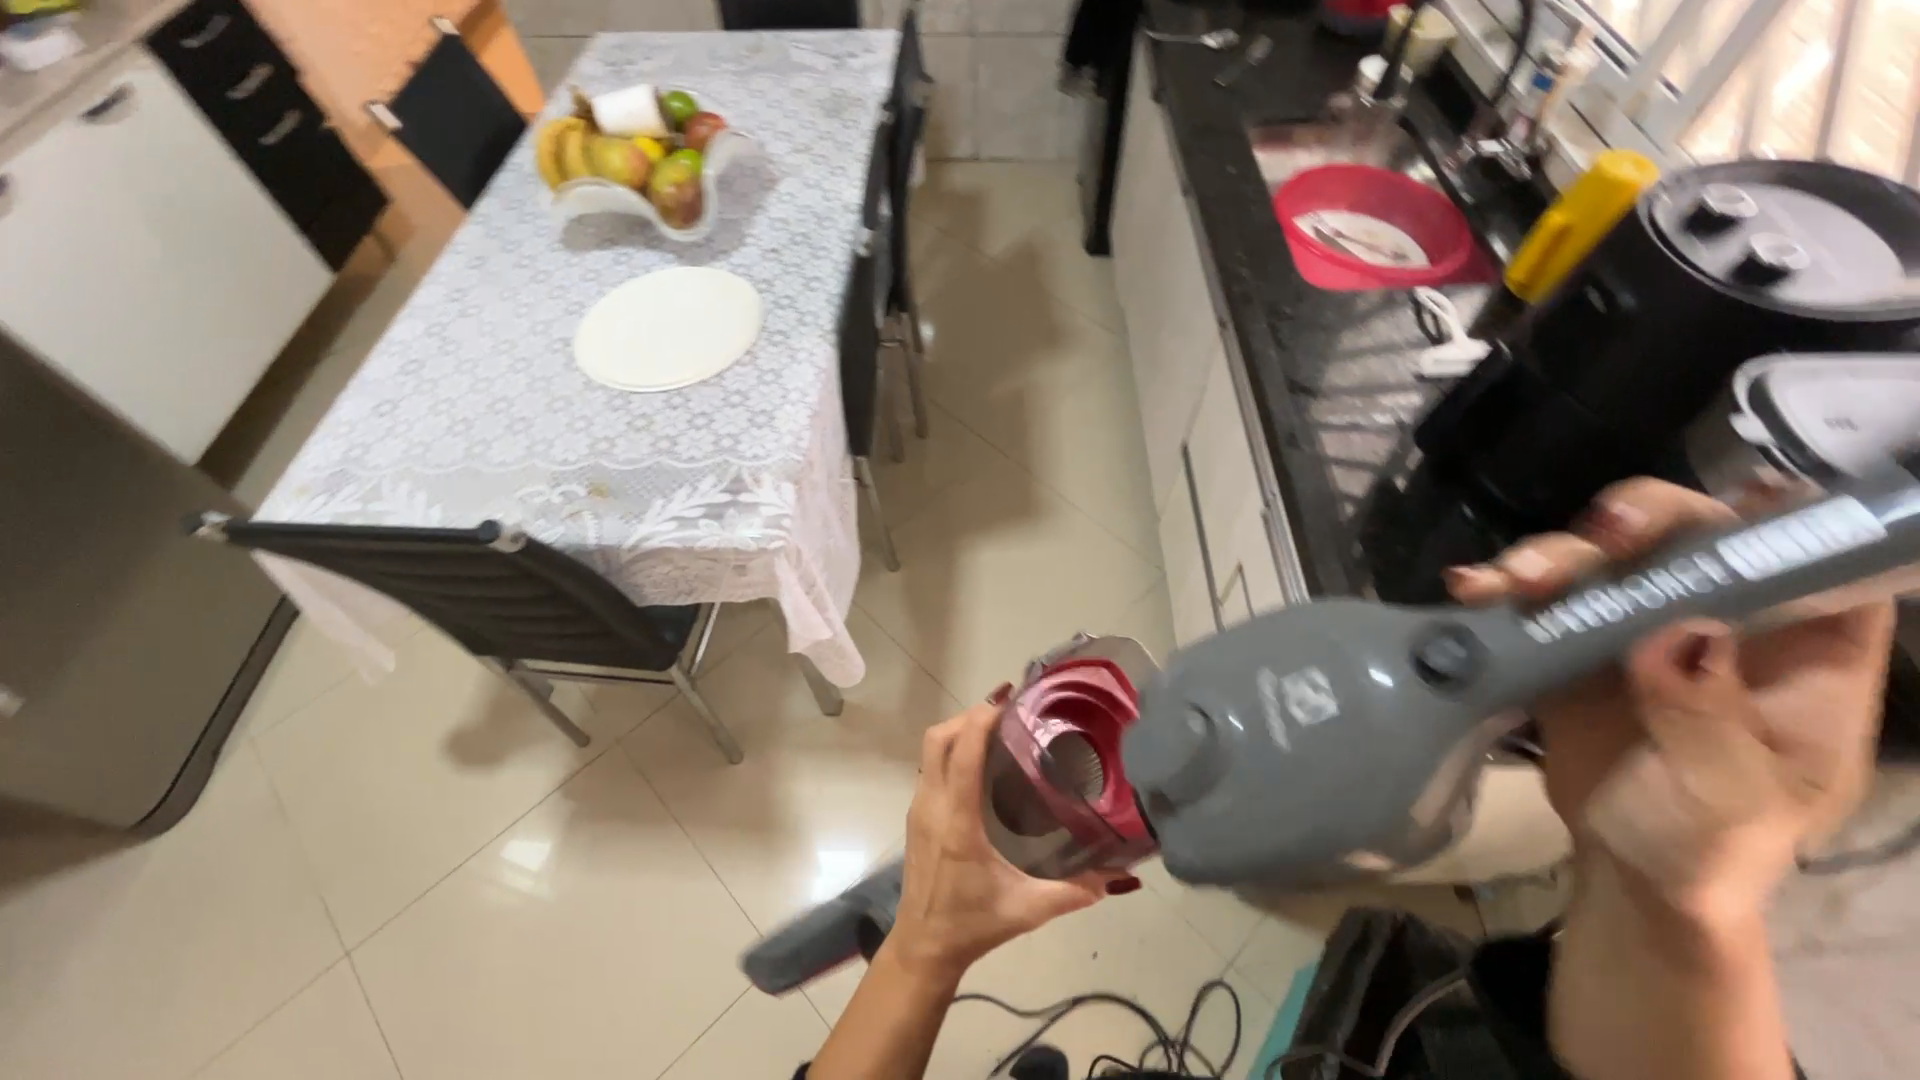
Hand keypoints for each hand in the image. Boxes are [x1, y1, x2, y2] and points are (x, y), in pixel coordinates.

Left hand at [887, 702, 1130, 980]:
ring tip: (998, 730)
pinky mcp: (916, 816)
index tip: (1009, 702)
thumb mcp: (1027, 909)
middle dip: (969, 716)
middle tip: (1008, 714)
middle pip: (938, 738)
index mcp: (957, 821)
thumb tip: (1122, 876)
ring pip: (929, 749)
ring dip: (958, 730)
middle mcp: (932, 805)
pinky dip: (951, 750)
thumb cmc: (973, 924)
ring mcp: (919, 808)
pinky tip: (981, 761)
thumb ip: (1074, 891)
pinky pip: (929, 766)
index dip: (981, 720)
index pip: (961, 753)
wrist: (923, 947)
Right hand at [1446, 478, 1894, 924]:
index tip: (1727, 508)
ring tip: (1506, 580)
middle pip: (1692, 536)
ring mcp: (1639, 626)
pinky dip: (1502, 587)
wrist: (1628, 868)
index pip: (1813, 561)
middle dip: (1644, 520)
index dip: (1780, 522)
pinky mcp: (1571, 641)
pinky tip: (1470, 588)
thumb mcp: (1733, 796)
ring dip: (1554, 554)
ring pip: (1604, 558)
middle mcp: (1722, 621)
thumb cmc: (1711, 842)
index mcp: (1803, 654)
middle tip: (1601, 533)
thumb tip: (1675, 631)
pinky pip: (1539, 598)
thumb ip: (1711, 715)